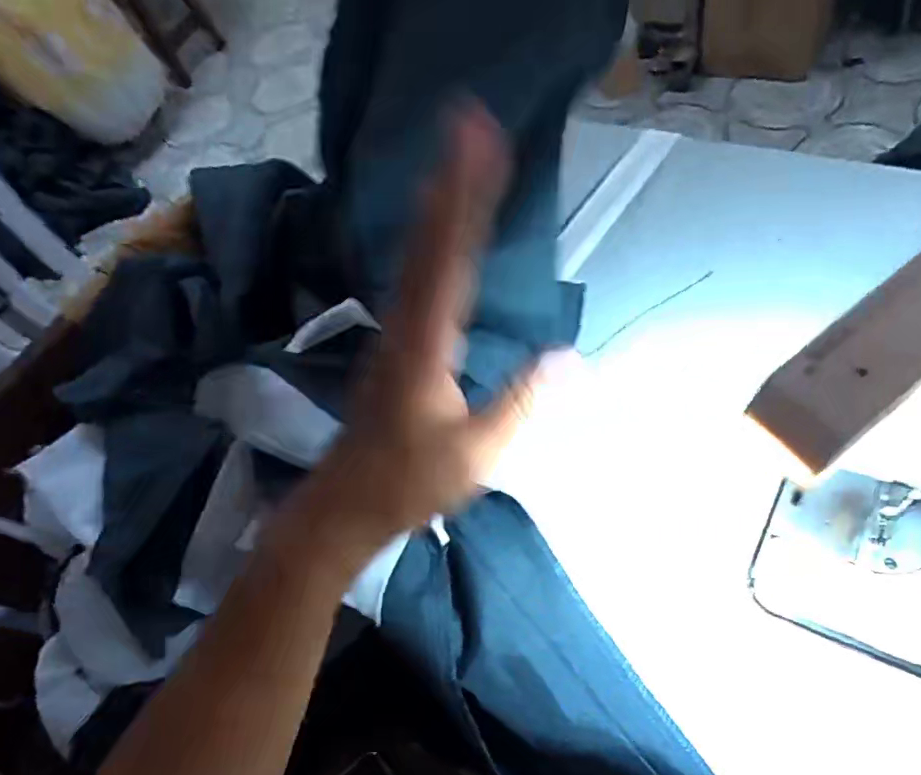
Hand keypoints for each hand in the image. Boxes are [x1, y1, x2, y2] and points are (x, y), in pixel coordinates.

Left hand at [296, 103, 543, 549]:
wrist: (346, 505)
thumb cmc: (409, 482)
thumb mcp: (476, 452)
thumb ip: (522, 402)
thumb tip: (574, 358)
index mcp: (425, 345)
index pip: (449, 258)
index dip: (466, 199)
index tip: (480, 143)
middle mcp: (402, 328)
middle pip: (429, 245)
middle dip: (452, 183)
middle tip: (469, 124)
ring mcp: (390, 339)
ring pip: (414, 261)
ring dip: (436, 210)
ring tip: (454, 164)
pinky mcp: (388, 353)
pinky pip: (411, 286)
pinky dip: (427, 250)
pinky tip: (434, 243)